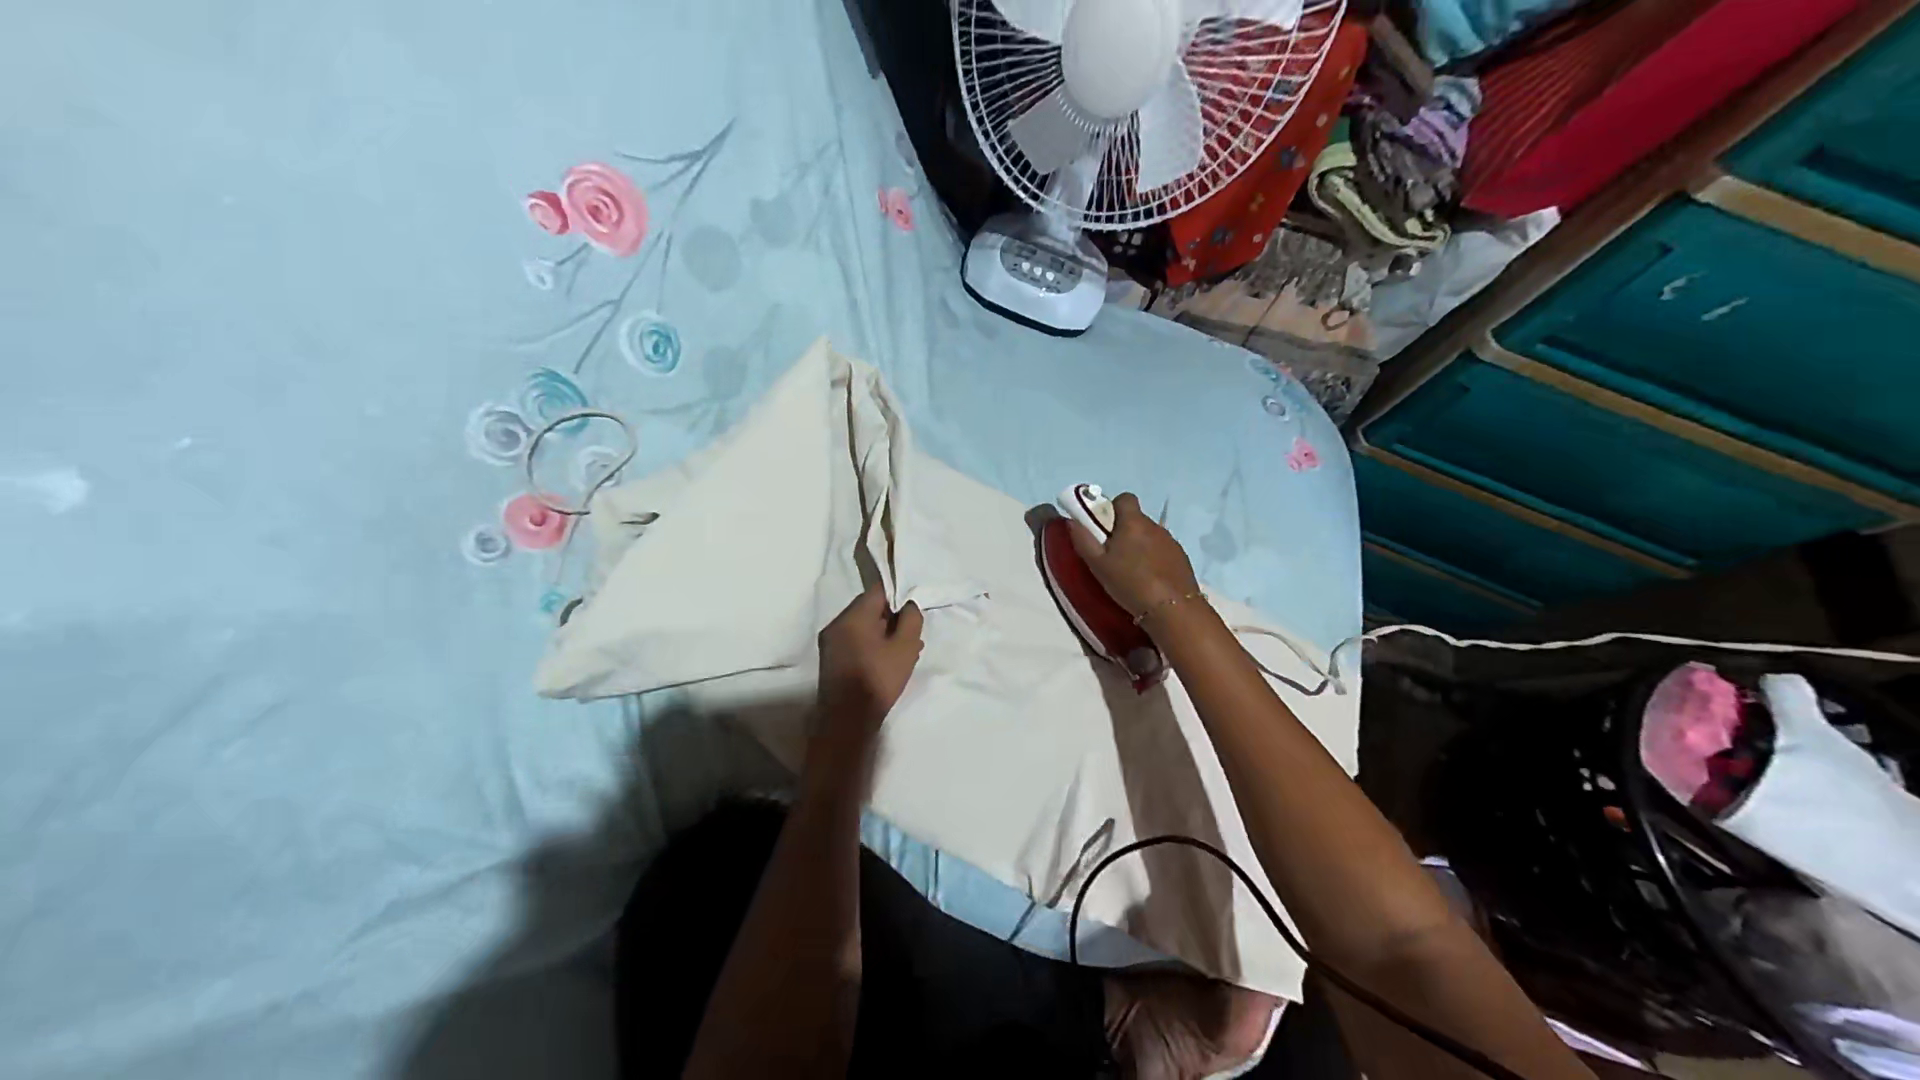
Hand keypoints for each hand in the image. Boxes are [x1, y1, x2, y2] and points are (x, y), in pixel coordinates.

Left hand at [816, 582, 924, 737]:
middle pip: (869, 608)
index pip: (878, 591)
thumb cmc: (878, 680)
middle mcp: (836, 624)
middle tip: (913, 633)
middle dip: (893, 617)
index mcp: (852, 617)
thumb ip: (911, 619)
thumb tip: (909, 605)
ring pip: (863, 626)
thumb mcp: (905, 647)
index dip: (899, 595)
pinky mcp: (831, 658)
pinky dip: (872, 644)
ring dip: (884, 633)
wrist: (847, 721)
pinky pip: (855, 641)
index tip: (914, 607)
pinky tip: (889, 660)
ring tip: (906, 650)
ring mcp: (830, 642)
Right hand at [1068, 492, 1200, 623]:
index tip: (1104, 527)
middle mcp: (1154, 526)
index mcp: (1133, 522)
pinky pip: (1162, 550)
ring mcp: (1171, 541)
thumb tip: (1071, 520)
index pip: (1125, 498)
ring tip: (1132, 570)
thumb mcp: (1098, 565)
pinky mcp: (1181, 557)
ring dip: (1140, 545)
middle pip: (1136, 519)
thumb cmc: (1129, 583)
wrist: (1172, 608)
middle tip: (1113, 554)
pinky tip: (1150, 579)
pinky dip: (1154, 558)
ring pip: (1150, 535)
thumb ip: (1083, 540)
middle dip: (1124, 530)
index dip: (1113, 508)